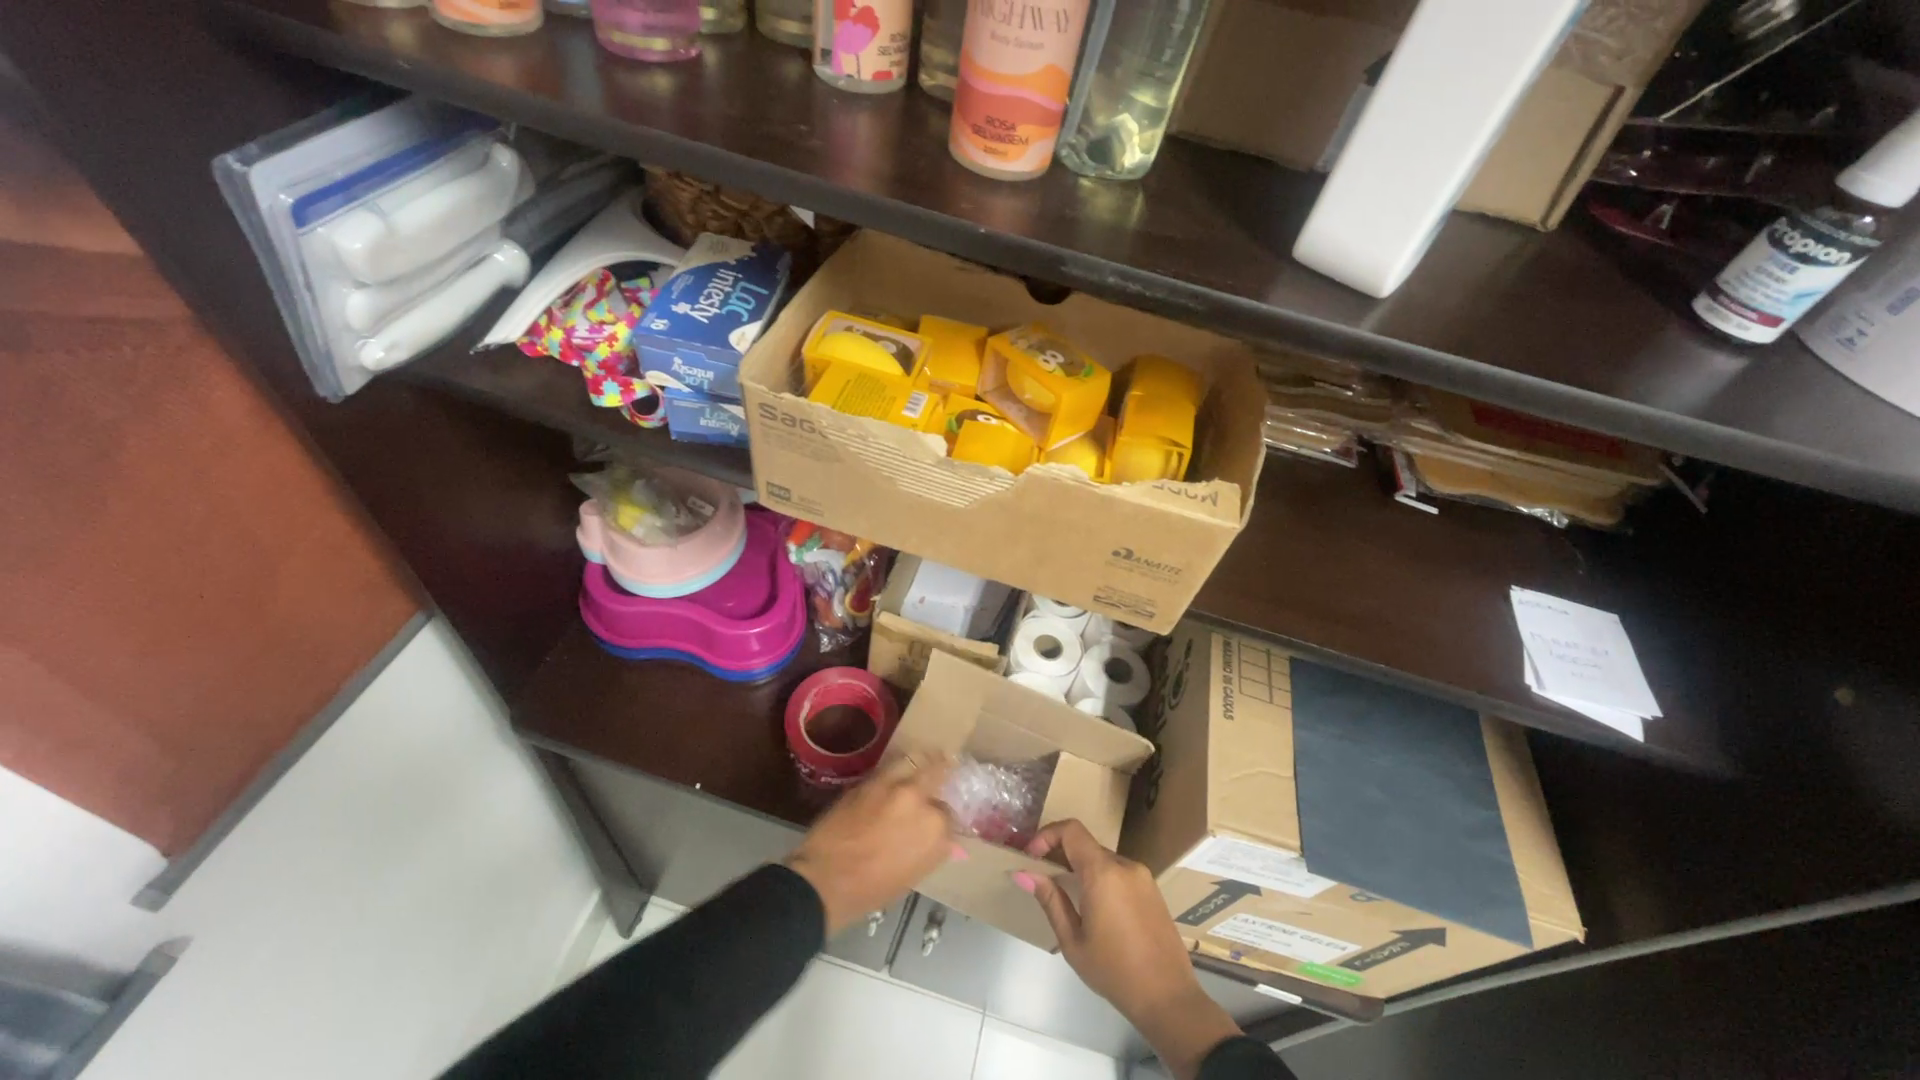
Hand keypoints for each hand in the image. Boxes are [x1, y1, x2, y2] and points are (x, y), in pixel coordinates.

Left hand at [785, 755, 954, 935]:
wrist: (825, 880)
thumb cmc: (872, 890)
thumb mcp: (913, 875)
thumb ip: (934, 850)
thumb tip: (944, 839)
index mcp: (936, 830)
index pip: (951, 813)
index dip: (944, 816)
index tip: (939, 818)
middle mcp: (920, 802)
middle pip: (939, 774)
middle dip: (942, 773)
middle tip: (942, 772)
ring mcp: (893, 787)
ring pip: (915, 760)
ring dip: (920, 762)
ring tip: (921, 764)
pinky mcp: (868, 781)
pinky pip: (890, 767)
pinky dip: (896, 769)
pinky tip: (895, 775)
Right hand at [1016, 820, 1241, 1079]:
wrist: (1168, 997)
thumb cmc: (1113, 971)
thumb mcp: (1073, 940)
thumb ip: (1050, 900)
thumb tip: (1024, 874)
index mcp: (1103, 873)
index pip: (1071, 830)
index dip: (1047, 835)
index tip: (1032, 856)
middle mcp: (1125, 866)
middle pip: (1087, 845)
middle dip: (1061, 855)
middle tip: (1044, 879)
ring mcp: (1143, 877)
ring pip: (1103, 859)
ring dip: (1082, 869)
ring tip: (1068, 898)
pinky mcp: (1153, 890)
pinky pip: (1120, 873)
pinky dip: (1101, 879)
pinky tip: (1096, 910)